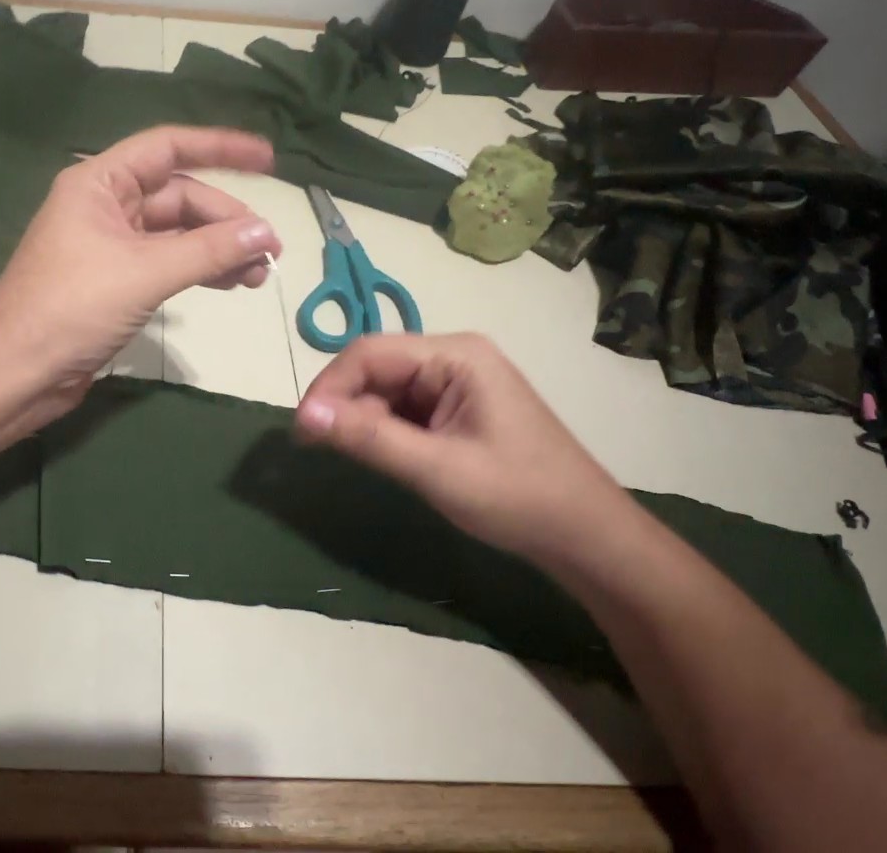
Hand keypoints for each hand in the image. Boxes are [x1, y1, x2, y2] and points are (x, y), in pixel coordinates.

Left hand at [0, 125, 283, 429]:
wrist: (15, 375)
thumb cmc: (69, 309)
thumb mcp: (144, 273)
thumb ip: (208, 250)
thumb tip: (266, 233)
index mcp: (98, 183)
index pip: (168, 148)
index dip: (220, 148)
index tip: (269, 158)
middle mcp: (105, 206)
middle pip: (179, 196)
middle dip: (226, 218)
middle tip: (270, 249)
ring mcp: (110, 246)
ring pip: (177, 234)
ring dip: (219, 248)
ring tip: (261, 272)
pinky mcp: (116, 283)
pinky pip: (168, 264)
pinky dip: (200, 271)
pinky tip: (232, 283)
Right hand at [295, 333, 635, 561]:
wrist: (584, 534)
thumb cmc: (516, 497)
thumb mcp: (436, 469)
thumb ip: (368, 438)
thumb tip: (304, 415)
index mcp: (456, 355)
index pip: (370, 353)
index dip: (329, 387)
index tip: (302, 430)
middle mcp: (454, 357)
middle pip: (376, 367)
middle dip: (343, 404)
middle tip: (315, 447)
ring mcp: (457, 382)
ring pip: (386, 389)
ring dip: (361, 419)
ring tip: (348, 456)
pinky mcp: (457, 408)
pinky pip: (404, 408)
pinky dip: (382, 430)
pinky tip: (378, 455)